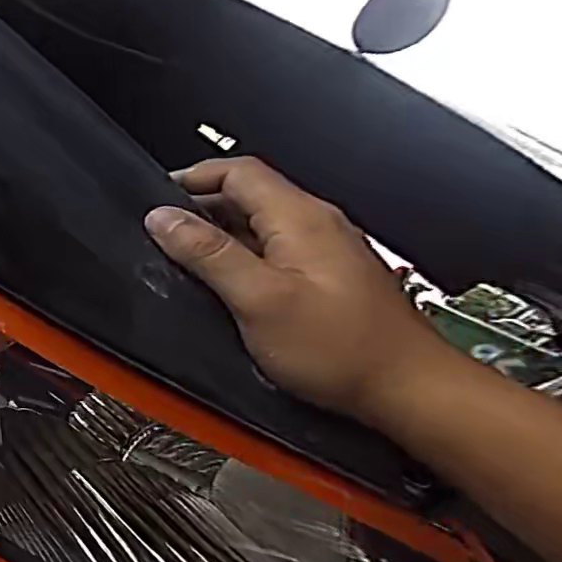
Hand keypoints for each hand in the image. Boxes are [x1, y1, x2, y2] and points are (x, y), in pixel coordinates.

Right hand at [144, 157, 455, 423]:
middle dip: (197, 207)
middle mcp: (316, 227)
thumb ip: (208, 254)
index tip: (157, 198)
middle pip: (245, 194)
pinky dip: (236, 256)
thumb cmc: (344, 349)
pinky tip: (222, 283)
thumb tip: (164, 220)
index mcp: (301, 220)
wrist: (404, 389)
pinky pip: (269, 250)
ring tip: (185, 259)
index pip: (238, 171)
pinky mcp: (322, 276)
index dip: (192, 177)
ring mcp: (322, 251)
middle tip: (162, 234)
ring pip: (255, 224)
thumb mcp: (258, 297)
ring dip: (214, 234)